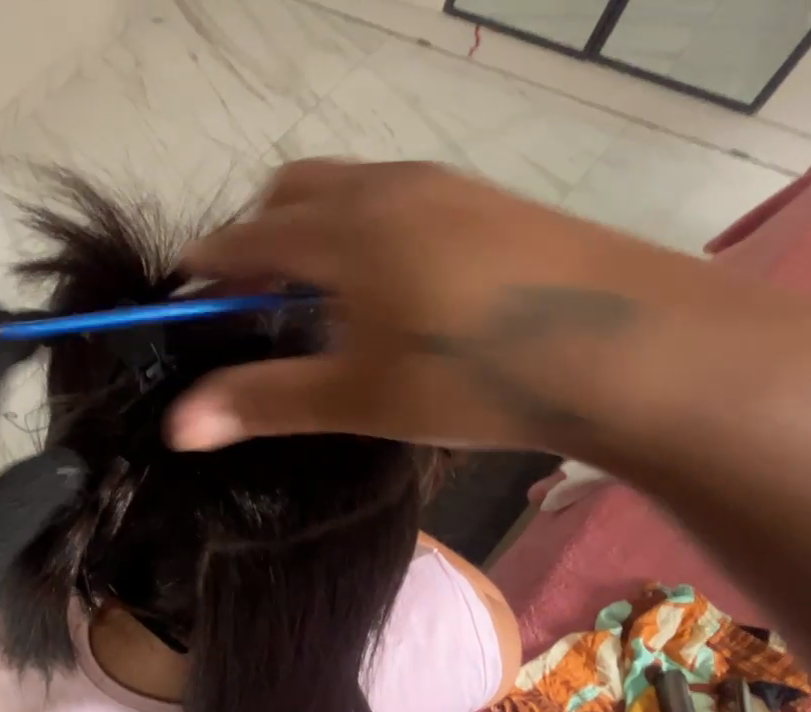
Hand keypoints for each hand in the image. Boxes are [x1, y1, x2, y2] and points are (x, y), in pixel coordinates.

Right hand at [170, 159, 687, 452]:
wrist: (637, 348)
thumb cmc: (474, 375)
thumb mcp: (356, 398)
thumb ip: (262, 401)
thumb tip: (174, 426)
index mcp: (343, 230)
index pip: (246, 237)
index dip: (206, 264)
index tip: (183, 292)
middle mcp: (388, 189)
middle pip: (292, 191)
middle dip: (256, 234)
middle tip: (251, 297)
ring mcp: (445, 187)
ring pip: (349, 187)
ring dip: (312, 228)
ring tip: (317, 294)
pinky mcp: (488, 202)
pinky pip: (397, 194)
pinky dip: (362, 226)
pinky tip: (388, 286)